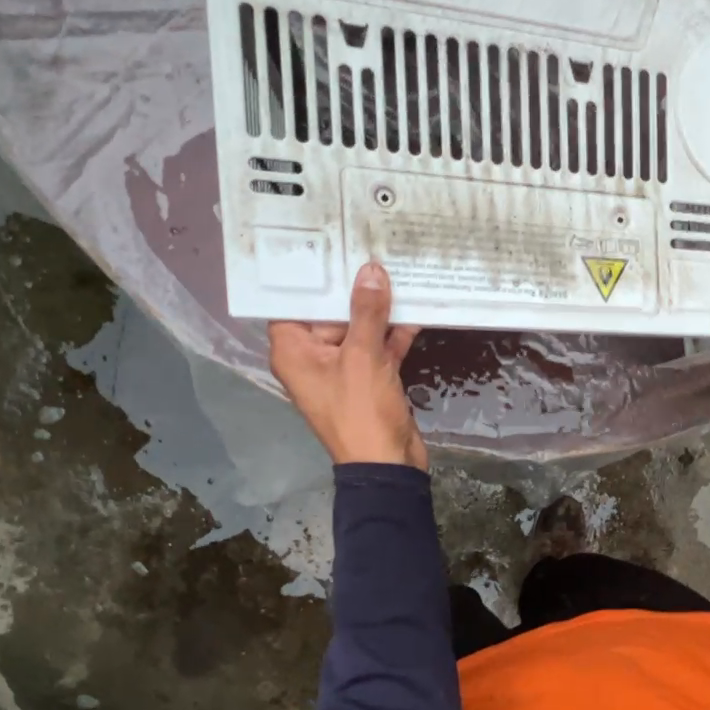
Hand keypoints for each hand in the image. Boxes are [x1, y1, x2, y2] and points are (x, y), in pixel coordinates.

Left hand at [269, 263, 426, 469]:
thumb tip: (371, 271)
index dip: (312, 277)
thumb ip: (367, 312)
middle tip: (371, 249)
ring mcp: (344, 371)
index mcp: (294, 351)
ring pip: (359, 331)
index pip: (294, 303)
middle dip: (354, 288)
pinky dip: (394, 335)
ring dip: (380, 311)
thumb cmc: (362, 410)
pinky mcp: (370, 381)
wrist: (387, 464)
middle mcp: (313, 358)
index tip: (329, 245)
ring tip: (399, 272)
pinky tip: (416, 310)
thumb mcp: (363, 356)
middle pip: (330, 313)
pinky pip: (378, 350)